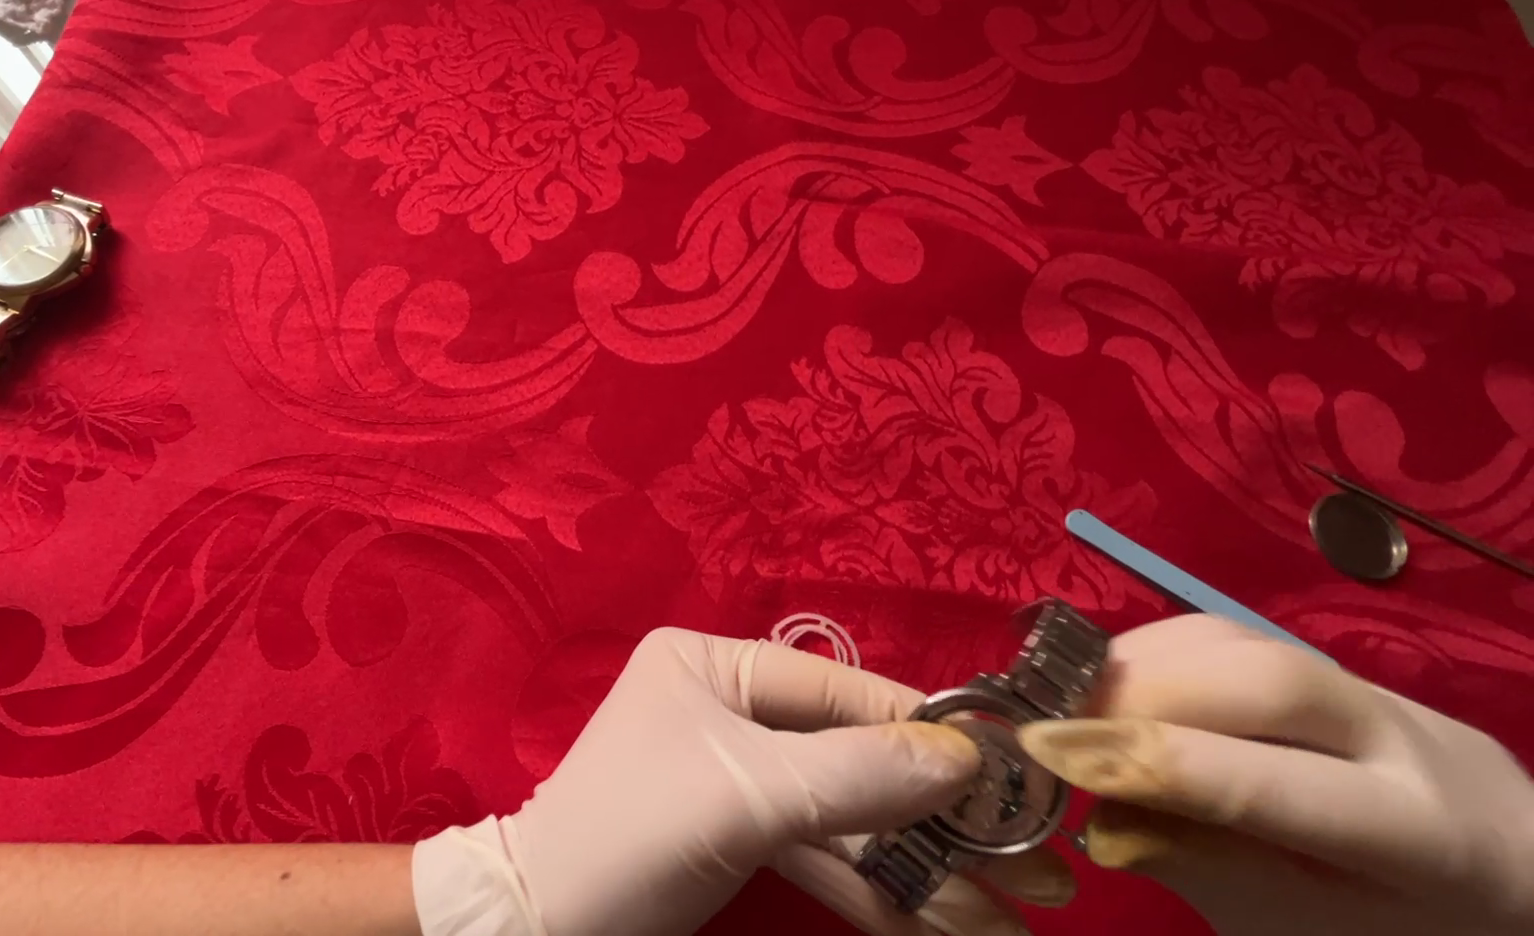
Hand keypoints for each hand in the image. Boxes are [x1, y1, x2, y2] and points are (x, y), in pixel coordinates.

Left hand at [412, 628, 1064, 935]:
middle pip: (846, 751)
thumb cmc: (637, 830)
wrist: (545, 926)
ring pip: (841, 810)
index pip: (833, 685)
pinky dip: (872, 887)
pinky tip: (941, 924)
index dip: (917, 723)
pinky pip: (815, 850)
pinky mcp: (735, 832)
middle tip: (1027, 855)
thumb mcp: (748, 792)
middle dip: (931, 808)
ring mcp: (733, 772)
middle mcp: (723, 705)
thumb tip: (963, 757)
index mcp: (710, 664)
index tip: (1003, 760)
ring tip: (1010, 908)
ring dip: (916, 860)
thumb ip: (857, 772)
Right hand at [1018, 615, 1533, 935]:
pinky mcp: (1335, 667)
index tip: (1043, 747)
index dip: (1146, 757)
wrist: (1507, 895)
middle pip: (1265, 680)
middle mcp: (1418, 747)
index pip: (1271, 785)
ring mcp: (1381, 692)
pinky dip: (1155, 652)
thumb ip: (1192, 864)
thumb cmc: (1386, 934)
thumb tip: (1088, 801)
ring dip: (1138, 661)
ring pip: (1240, 640)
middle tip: (1054, 714)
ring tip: (1074, 698)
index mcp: (1431, 843)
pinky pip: (1228, 634)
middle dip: (1139, 688)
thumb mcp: (1290, 931)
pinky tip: (1120, 683)